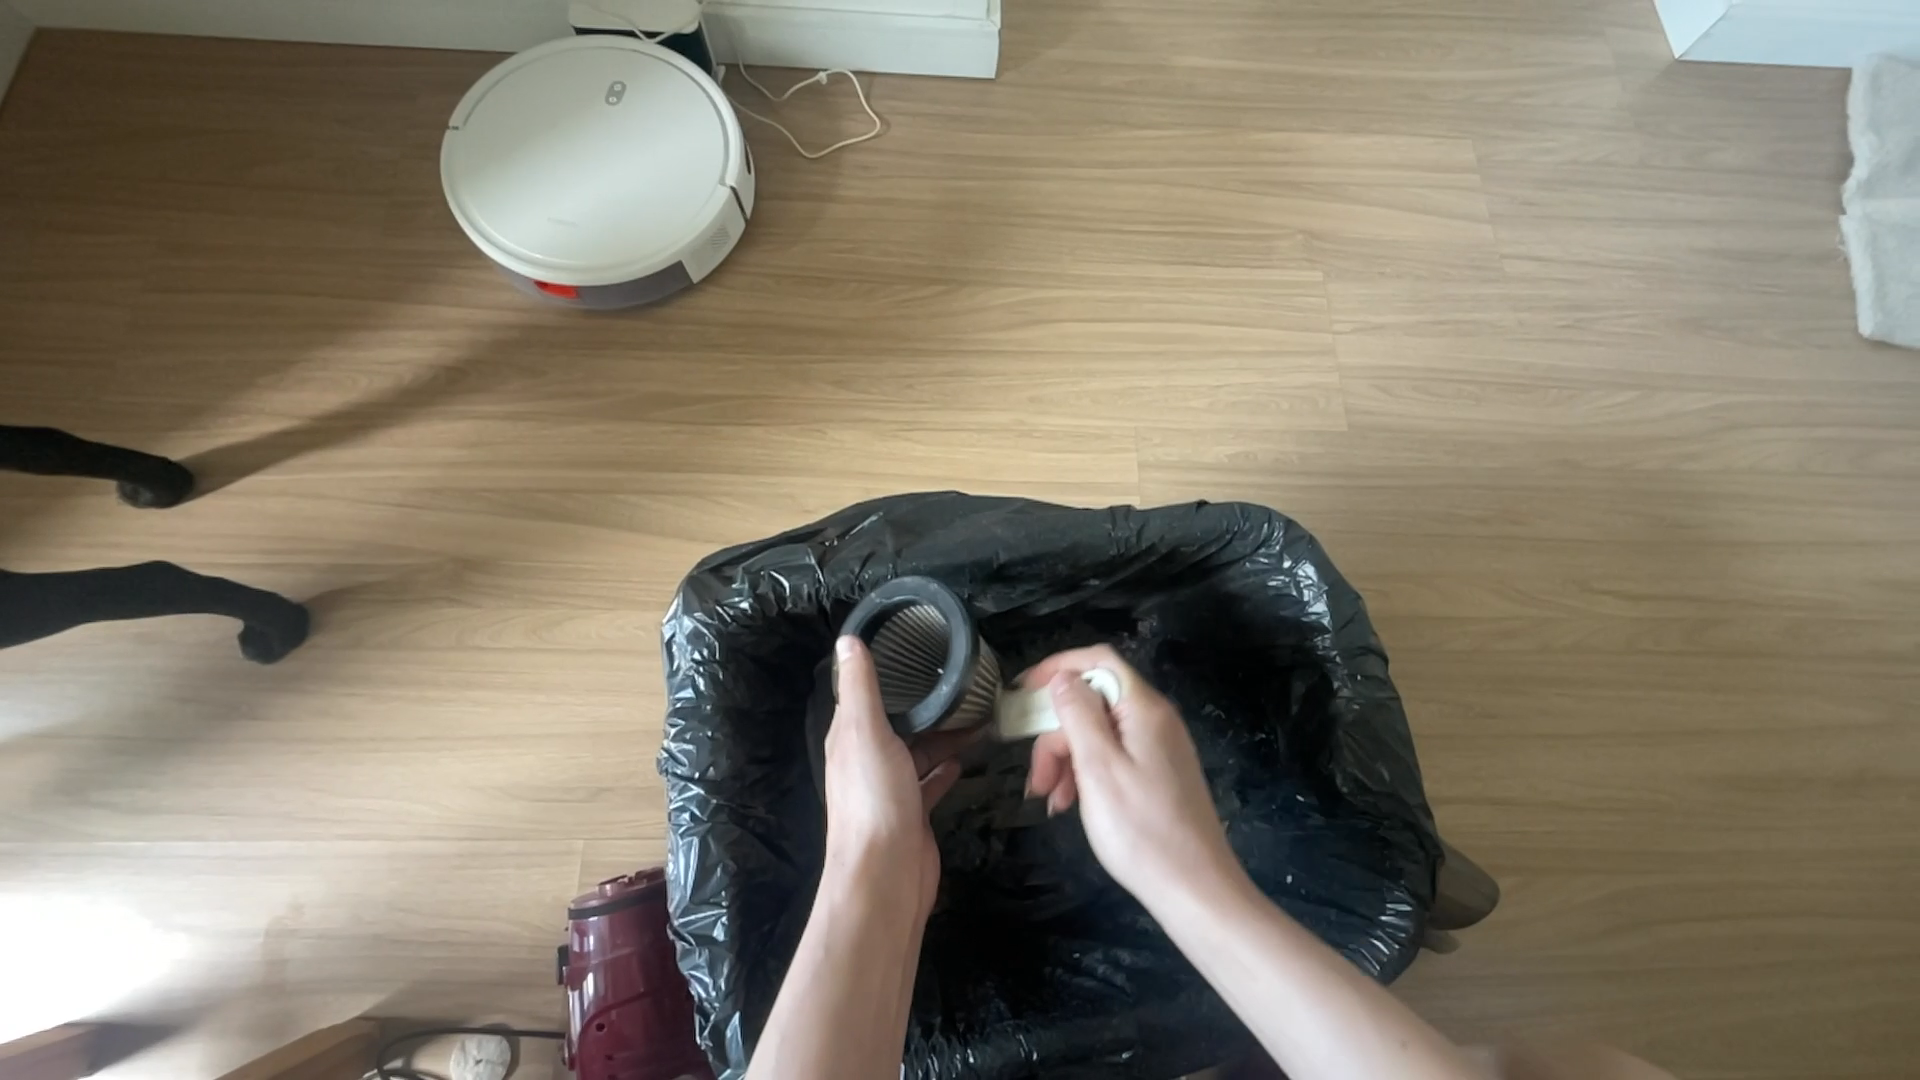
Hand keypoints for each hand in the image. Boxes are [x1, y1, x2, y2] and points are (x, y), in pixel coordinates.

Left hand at [822, 635, 964, 920]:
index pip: (865, 693)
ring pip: (919, 750)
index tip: (918, 647)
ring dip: (943, 734)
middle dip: (926, 704)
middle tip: (963, 682)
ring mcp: (891, 787)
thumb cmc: (874, 799)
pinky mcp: (913, 811)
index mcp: (851, 736)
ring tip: (977, 715)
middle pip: (898, 722)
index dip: (888, 671)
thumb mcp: (866, 732)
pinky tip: (966, 758)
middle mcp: (868, 758)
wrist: (886, 876)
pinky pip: (931, 780)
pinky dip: (946, 767)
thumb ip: (861, 688)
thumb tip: (846, 640)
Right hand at [1024, 646, 1247, 908]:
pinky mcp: (1158, 774)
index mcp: (1143, 708)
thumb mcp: (1098, 767)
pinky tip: (1071, 806)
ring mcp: (1158, 748)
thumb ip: (1078, 714)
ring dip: (1066, 759)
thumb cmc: (1142, 830)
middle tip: (1036, 779)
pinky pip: (1113, 757)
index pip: (1098, 661)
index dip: (1058, 667)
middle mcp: (1154, 719)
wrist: (1196, 891)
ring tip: (1050, 801)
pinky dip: (1087, 774)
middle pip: (1093, 702)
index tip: (1023, 692)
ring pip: (1099, 733)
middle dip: (1056, 734)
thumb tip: (1063, 676)